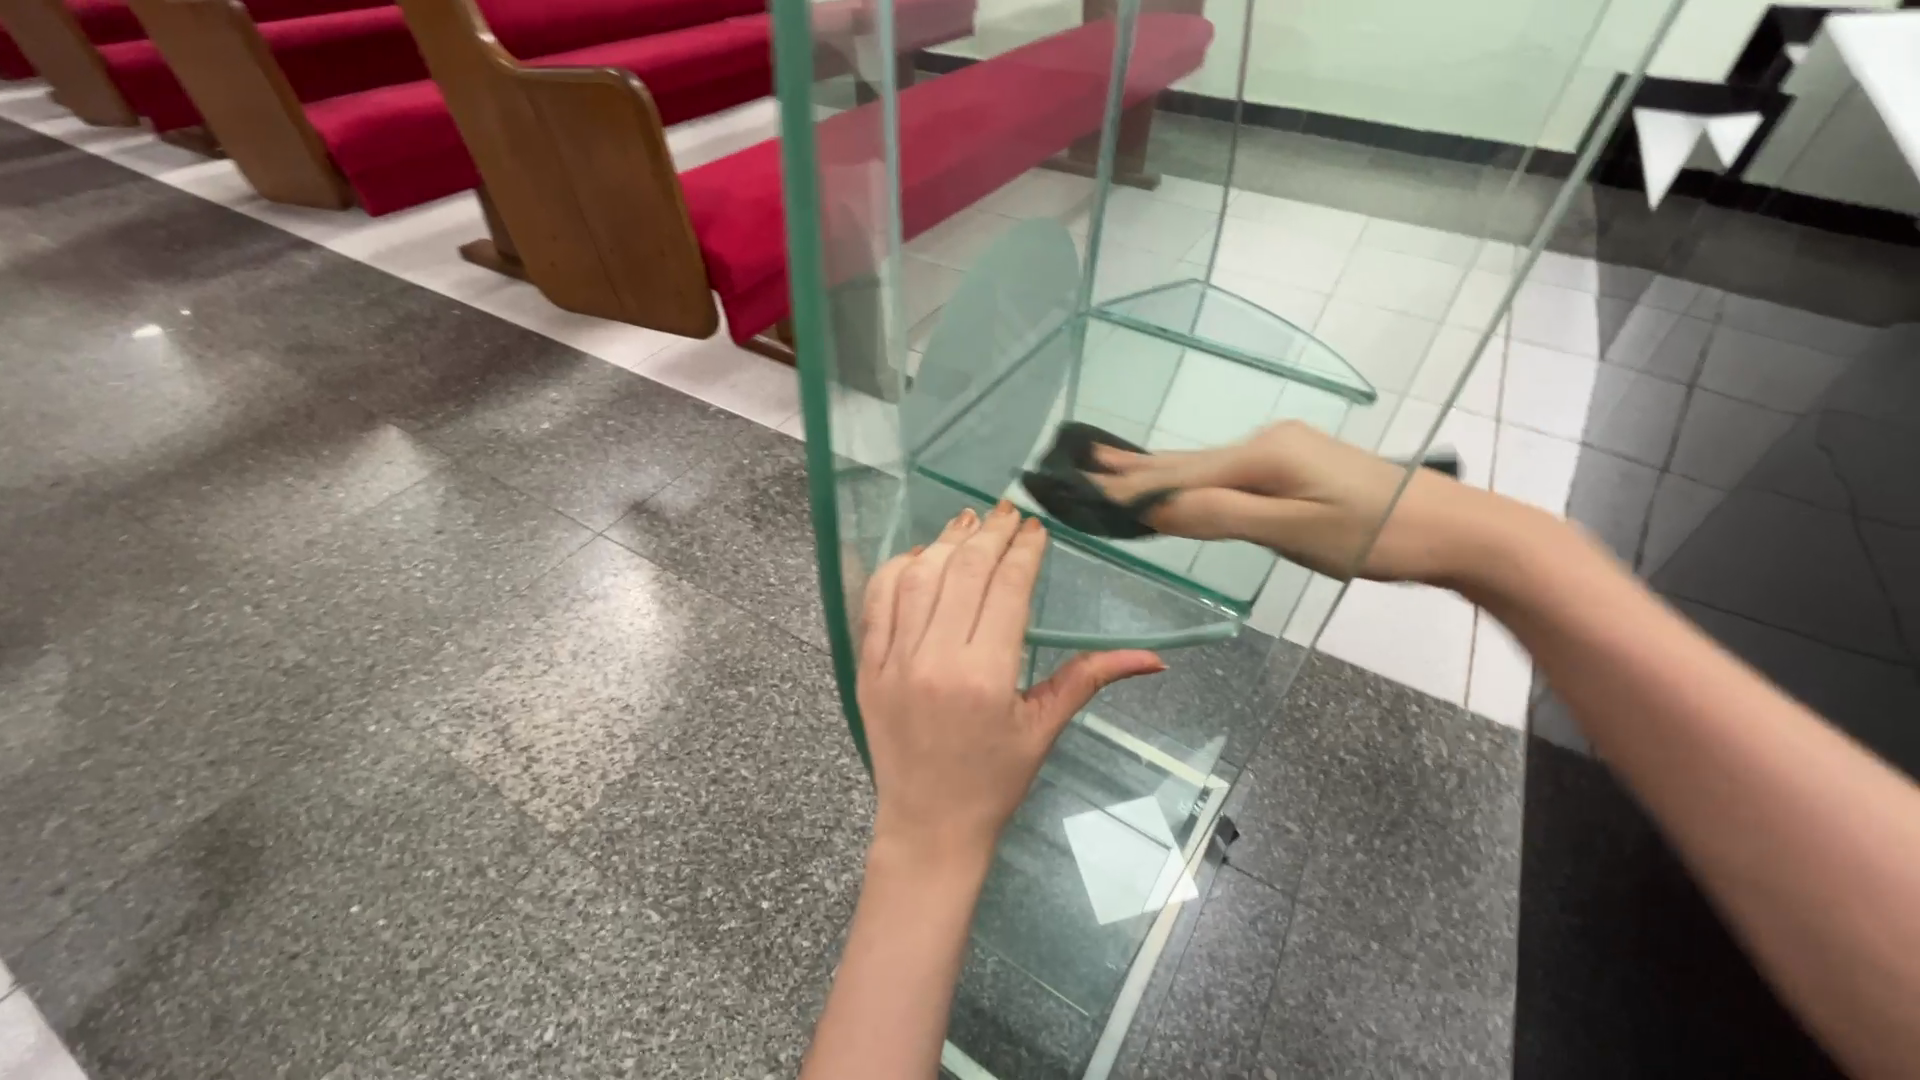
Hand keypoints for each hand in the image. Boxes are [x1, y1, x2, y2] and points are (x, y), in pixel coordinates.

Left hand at [857, 502, 1165, 868]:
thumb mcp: (1044, 728)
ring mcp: (893, 662)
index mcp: (985, 676)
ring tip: (969, 522)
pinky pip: (878, 602)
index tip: (1036, 529)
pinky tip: (920, 557)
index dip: (1024, 552)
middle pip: (964, 573)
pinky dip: (897, 570)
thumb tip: (1155, 658)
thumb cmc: (995, 781)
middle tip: (1009, 513)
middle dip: (991, 535)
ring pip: (918, 578)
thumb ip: (1090, 678)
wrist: (930, 826)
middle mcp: (935, 660)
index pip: (1007, 590)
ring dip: (945, 543)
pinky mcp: (867, 668)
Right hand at [1089, 420, 1518, 585]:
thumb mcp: (1295, 531)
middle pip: (1186, 462)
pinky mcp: (1297, 464)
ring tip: (1113, 466)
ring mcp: (1283, 449)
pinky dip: (1192, 478)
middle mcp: (1265, 442)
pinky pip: (1228, 471)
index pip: (1177, 475)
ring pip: (1206, 465)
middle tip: (1083, 462)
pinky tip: (1179, 479)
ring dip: (1158, 471)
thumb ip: (1222, 516)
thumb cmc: (1377, 537)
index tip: (1082, 488)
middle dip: (1133, 468)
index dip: (1129, 486)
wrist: (1459, 528)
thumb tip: (1154, 510)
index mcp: (1261, 456)